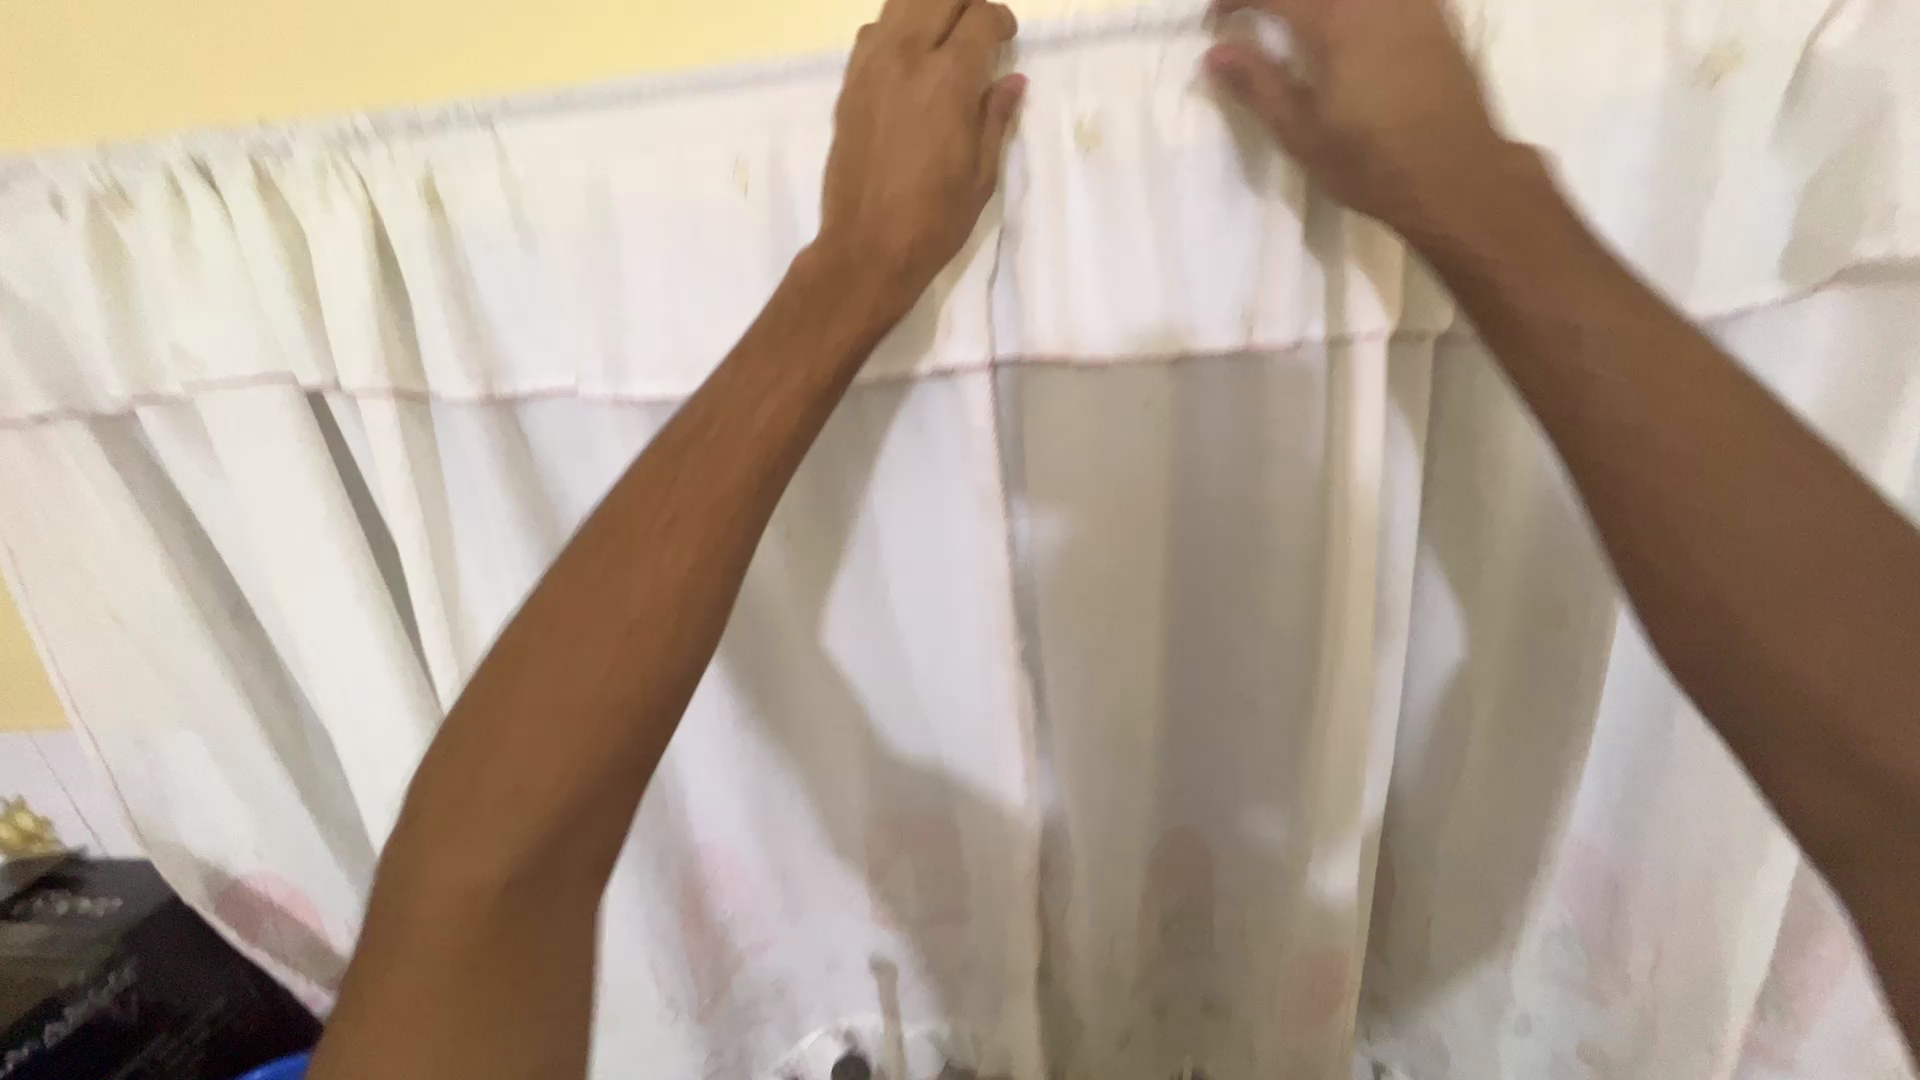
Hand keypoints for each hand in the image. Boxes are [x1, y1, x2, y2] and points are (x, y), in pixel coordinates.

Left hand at [818, 0, 1025, 300]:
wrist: (868, 248)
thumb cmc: (933, 222)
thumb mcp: (980, 176)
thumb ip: (995, 119)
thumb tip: (1012, 81)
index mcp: (949, 80)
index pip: (981, 19)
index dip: (1000, 21)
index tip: (1006, 37)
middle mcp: (907, 58)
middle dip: (966, 3)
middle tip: (978, 25)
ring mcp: (871, 69)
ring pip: (900, 5)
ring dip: (928, 9)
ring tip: (942, 33)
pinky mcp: (848, 88)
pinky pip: (871, 34)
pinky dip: (893, 30)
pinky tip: (906, 57)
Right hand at [1205, 0, 1532, 244]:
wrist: (1452, 172)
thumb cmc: (1367, 164)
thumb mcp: (1300, 133)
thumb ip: (1257, 85)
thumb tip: (1214, 55)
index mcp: (1336, 23)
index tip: (1214, 17)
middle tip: (1250, 11)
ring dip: (1312, 2)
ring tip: (1293, 16)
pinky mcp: (1435, 8)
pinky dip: (1351, 7)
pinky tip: (1343, 22)